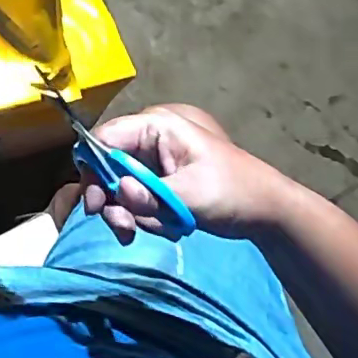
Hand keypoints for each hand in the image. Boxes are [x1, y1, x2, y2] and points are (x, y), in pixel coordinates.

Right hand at [82, 104, 297, 242]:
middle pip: (107, 164)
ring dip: (129, 213)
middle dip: (112, 200)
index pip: (105, 137)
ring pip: (118, 185)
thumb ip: (151, 196)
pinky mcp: (157, 179)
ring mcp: (152, 159)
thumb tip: (119, 192)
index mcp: (157, 126)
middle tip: (124, 229)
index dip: (93, 168)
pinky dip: (142, 216)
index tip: (96, 205)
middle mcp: (149, 138)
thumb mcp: (192, 195)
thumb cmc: (232, 191)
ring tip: (151, 231)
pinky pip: (134, 196)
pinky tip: (164, 227)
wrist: (263, 208)